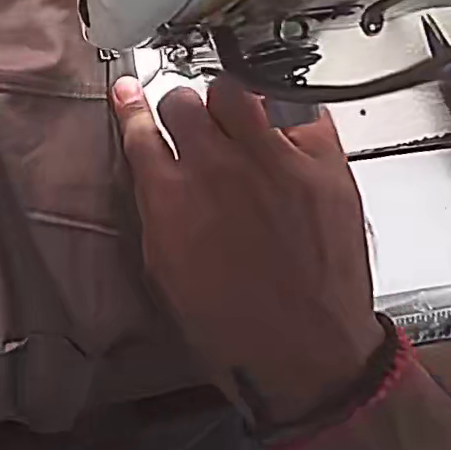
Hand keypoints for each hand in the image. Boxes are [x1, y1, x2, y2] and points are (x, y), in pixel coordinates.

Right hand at [112, 74, 380, 421]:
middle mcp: (217, 170)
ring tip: (233, 124)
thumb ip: (155, 210)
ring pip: (235, 93)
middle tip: (188, 123)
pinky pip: (299, 113)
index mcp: (171, 197)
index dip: (129, 106)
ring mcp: (273, 163)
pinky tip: (283, 141)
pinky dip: (286, 121)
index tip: (128, 93)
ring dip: (226, 106)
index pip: (138, 129)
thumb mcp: (164, 270)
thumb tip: (152, 175)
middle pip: (182, 101)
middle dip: (178, 109)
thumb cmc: (232, 326)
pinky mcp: (322, 168)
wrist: (306, 356)